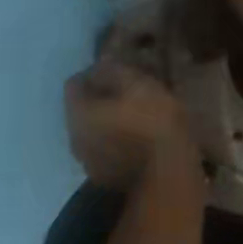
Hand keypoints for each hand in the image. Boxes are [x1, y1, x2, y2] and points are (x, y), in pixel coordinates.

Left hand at [66, 60, 196, 189]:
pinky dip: (115, 140)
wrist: (168, 174)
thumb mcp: (136, 83)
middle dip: (100, 97)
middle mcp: (74, 139)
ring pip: (92, 130)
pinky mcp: (105, 178)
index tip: (119, 71)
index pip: (74, 82)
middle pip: (81, 108)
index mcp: (78, 114)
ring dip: (107, 120)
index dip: (95, 72)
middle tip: (129, 90)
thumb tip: (99, 65)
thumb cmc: (151, 121)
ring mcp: (88, 163)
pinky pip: (104, 149)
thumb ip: (111, 70)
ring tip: (135, 114)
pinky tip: (137, 137)